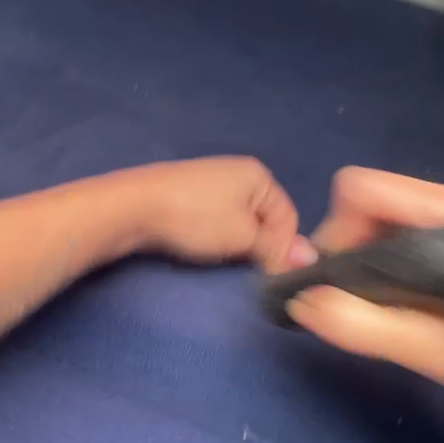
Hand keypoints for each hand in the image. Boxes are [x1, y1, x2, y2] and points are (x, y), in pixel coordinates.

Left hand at [104, 157, 315, 273]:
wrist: (134, 207)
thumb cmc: (196, 219)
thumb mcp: (243, 237)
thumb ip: (276, 248)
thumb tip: (309, 258)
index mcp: (259, 175)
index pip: (289, 219)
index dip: (282, 248)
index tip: (267, 270)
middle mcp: (238, 172)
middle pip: (264, 219)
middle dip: (256, 244)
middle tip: (239, 263)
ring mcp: (211, 181)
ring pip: (239, 222)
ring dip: (234, 243)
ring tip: (215, 253)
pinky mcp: (188, 193)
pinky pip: (215, 219)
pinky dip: (213, 234)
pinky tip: (198, 243)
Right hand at [282, 167, 443, 410]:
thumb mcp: (429, 350)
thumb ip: (360, 325)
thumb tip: (302, 301)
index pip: (362, 189)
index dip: (337, 232)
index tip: (342, 282)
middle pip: (376, 199)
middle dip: (354, 246)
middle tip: (363, 300)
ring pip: (395, 215)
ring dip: (376, 254)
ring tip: (392, 303)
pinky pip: (419, 227)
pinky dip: (401, 257)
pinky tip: (420, 297)